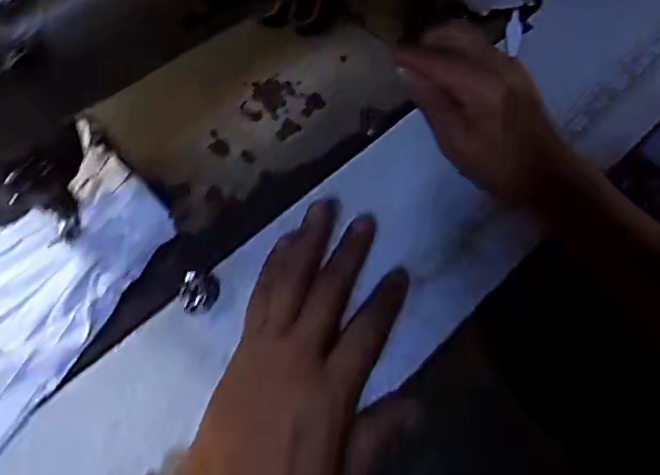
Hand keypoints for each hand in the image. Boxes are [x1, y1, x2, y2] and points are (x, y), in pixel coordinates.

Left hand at [183, 200, 413, 474]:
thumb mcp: (340, 472)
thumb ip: (376, 437)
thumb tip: (418, 403)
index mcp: (328, 390)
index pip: (366, 333)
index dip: (385, 300)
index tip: (400, 270)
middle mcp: (297, 356)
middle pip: (328, 294)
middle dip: (348, 254)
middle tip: (363, 219)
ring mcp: (265, 346)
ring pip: (290, 282)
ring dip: (307, 243)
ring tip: (320, 209)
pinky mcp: (241, 346)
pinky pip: (260, 294)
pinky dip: (273, 264)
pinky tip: (282, 242)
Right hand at [394, 20, 584, 205]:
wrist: (549, 175)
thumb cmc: (499, 167)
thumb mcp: (456, 144)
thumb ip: (431, 103)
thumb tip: (407, 72)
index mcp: (481, 85)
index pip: (437, 59)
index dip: (411, 55)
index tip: (390, 56)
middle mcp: (497, 64)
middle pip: (454, 33)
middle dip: (427, 42)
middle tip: (408, 62)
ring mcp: (510, 63)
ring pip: (469, 35)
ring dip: (444, 43)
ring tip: (427, 66)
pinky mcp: (516, 68)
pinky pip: (481, 46)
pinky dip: (460, 49)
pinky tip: (451, 71)